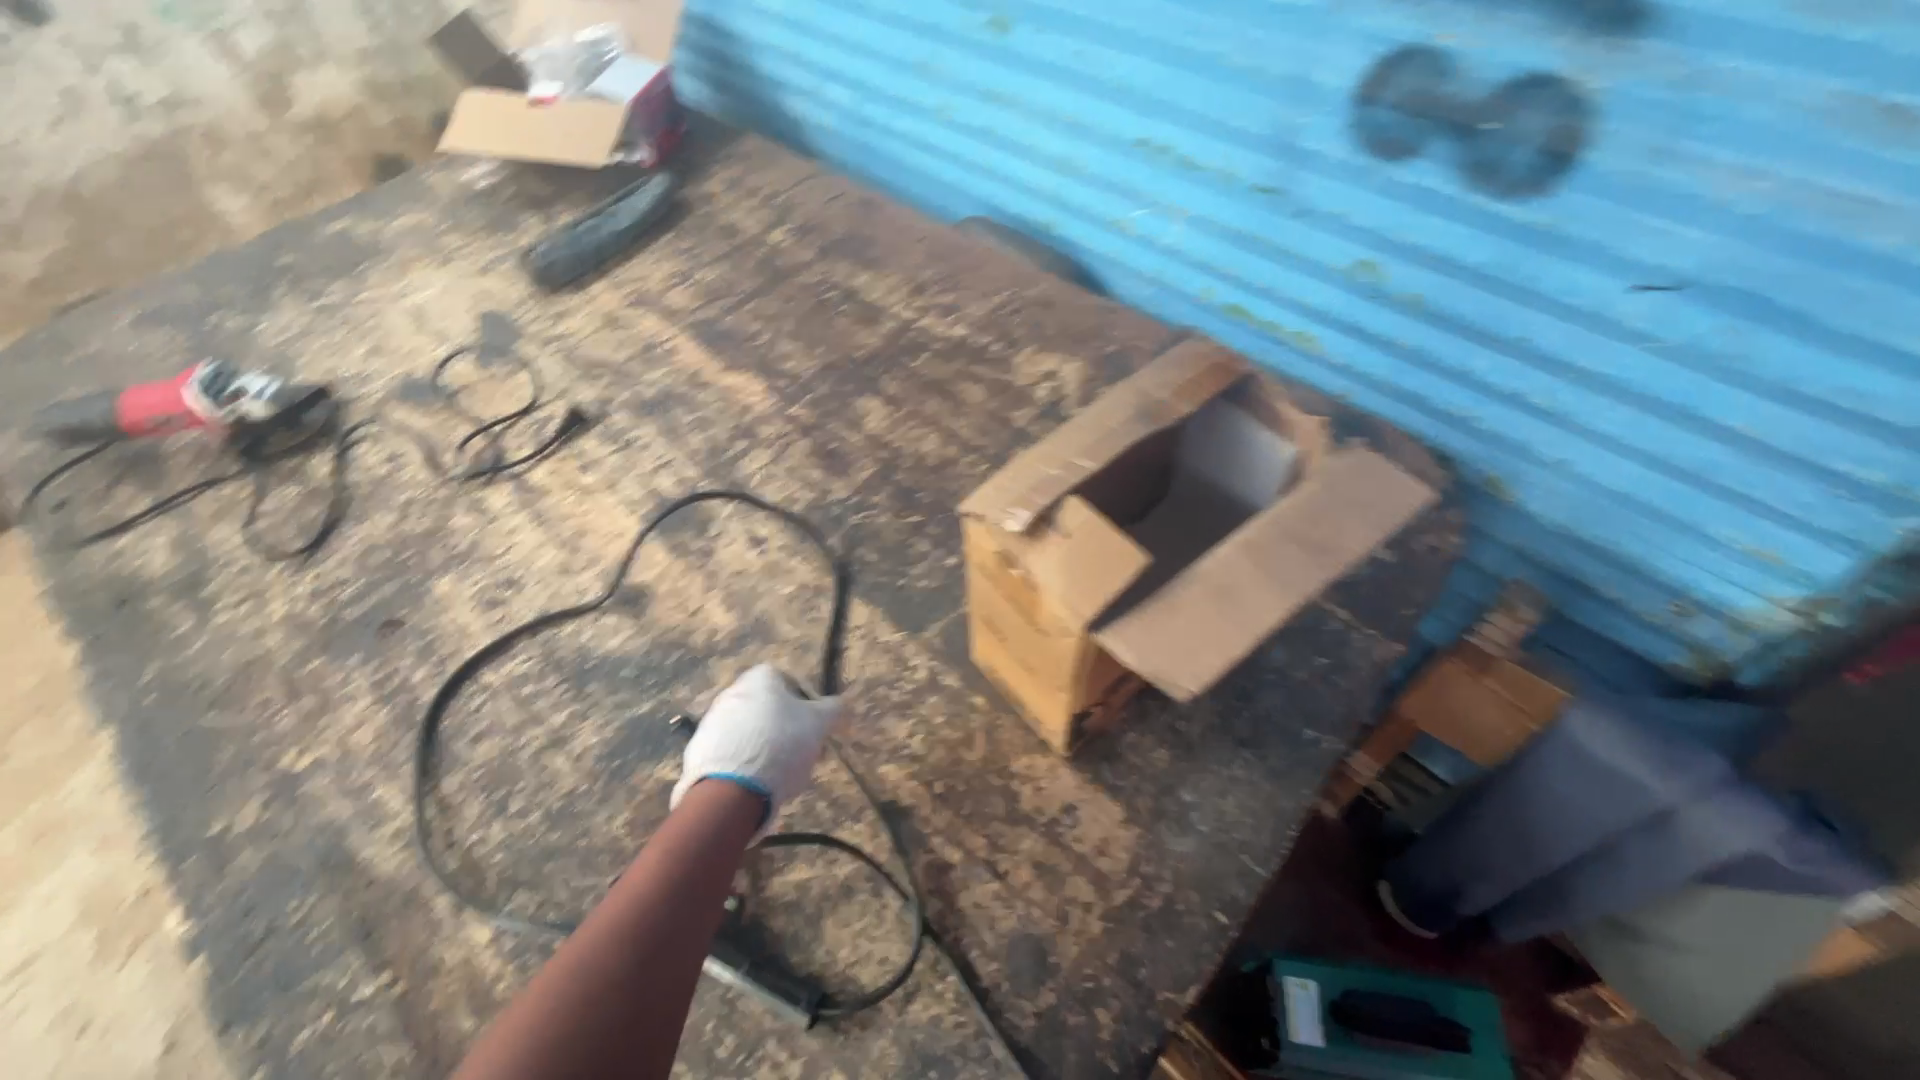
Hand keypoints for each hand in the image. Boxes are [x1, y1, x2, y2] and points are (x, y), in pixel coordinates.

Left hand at [671, 664, 840, 837]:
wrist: (731, 788)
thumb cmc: (781, 744)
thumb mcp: (819, 724)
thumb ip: (834, 710)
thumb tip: (840, 705)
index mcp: (760, 678)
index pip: (791, 682)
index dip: (809, 704)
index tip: (818, 729)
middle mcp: (732, 691)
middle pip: (770, 708)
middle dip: (789, 728)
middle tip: (804, 752)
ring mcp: (712, 721)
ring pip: (751, 731)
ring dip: (768, 746)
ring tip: (783, 774)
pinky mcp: (700, 750)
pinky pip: (733, 752)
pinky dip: (748, 763)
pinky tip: (758, 783)